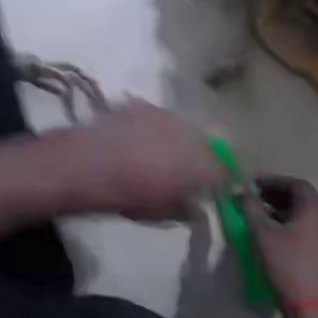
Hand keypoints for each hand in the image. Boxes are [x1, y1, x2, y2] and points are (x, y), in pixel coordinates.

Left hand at [71, 102, 223, 221]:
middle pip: (203, 145)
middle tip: (180, 171)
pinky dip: (150, 125)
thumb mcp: (162, 213)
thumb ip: (184, 208)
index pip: (223, 173)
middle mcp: (193, 134)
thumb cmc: (132, 195)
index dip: (216, 182)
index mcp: (204, 164)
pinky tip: (134, 137)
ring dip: (174, 139)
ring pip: (180, 128)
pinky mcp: (143, 104)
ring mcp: (168, 114)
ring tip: (155, 152)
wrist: (94, 163)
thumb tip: (192, 206)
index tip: (206, 190)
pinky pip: (154, 116)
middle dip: (196, 157)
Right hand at [243, 177, 317, 312]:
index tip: (251, 184)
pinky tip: (275, 242)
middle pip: (303, 200)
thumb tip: (241, 192)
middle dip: (276, 196)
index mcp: (317, 210)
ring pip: (306, 220)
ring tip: (260, 220)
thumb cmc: (288, 266)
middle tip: (253, 199)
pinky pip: (310, 236)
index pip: (296, 184)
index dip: (272, 180)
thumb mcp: (262, 234)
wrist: (317, 315)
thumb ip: (250, 208)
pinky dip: (291, 231)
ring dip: (283, 214)